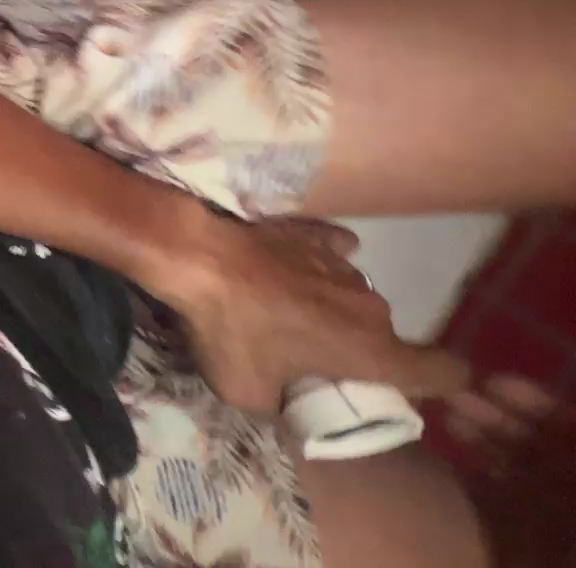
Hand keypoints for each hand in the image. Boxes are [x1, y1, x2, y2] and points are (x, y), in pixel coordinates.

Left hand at [161, 216, 470, 412]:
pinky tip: (289, 261)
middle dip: (352, 344)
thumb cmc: (228, 330)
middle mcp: (371, 308)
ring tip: (278, 305)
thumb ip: (279, 408)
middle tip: (303, 349)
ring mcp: (342, 266)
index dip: (434, 382)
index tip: (398, 384)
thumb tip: (281, 408)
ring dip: (327, 303)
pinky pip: (331, 248)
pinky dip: (317, 258)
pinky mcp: (309, 232)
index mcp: (375, 353)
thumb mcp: (245, 392)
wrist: (195, 257)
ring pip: (350, 294)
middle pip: (381, 334)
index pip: (446, 373)